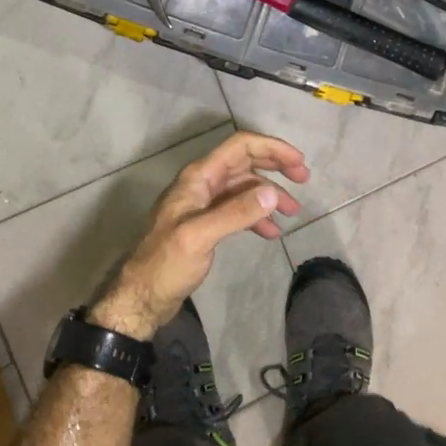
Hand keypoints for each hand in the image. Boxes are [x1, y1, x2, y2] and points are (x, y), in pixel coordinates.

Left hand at [92, 131, 310, 337]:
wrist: (141, 298)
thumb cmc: (166, 264)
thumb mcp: (201, 236)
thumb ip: (236, 212)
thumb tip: (272, 192)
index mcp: (199, 177)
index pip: (240, 146)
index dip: (271, 148)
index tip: (298, 163)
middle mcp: (202, 183)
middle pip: (245, 161)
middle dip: (275, 166)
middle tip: (304, 179)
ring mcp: (204, 203)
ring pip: (244, 186)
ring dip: (269, 194)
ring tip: (293, 212)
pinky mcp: (207, 224)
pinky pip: (238, 209)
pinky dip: (257, 215)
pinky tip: (271, 232)